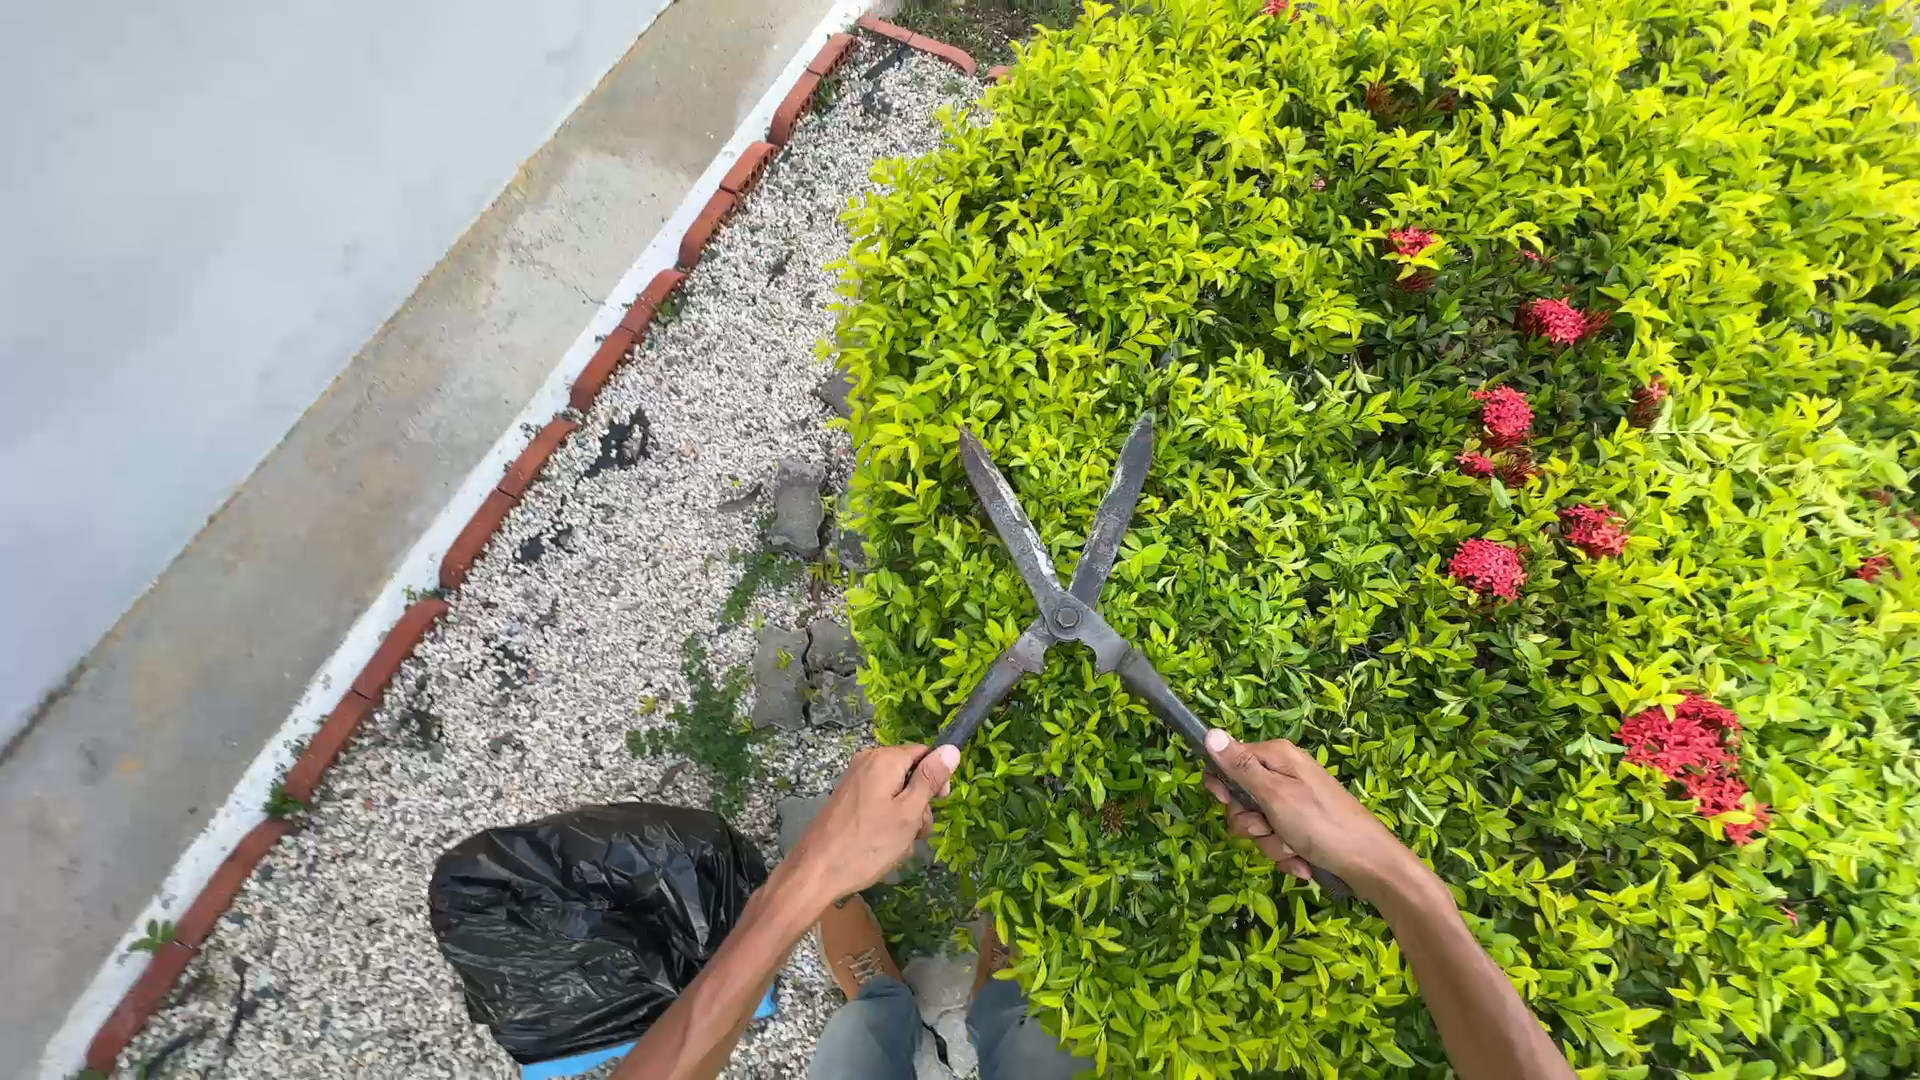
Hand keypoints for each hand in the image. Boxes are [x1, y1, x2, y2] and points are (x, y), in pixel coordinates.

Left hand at [787, 743, 960, 903]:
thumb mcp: (908, 813)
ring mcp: (855, 780)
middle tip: (914, 833)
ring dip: (904, 818)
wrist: (816, 872)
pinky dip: (886, 821)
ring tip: (898, 846)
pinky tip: (883, 846)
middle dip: (919, 804)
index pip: (924, 753)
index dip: (936, 778)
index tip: (938, 805)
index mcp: (884, 759)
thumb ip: (930, 779)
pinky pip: (878, 802)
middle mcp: (867, 761)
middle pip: (909, 774)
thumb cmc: (867, 844)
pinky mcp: (847, 798)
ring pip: (895, 792)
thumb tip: (951, 748)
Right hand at [1203, 730, 1427, 903]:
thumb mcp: (1275, 794)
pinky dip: (1287, 853)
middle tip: (1268, 830)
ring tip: (1293, 850)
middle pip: (1242, 797)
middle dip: (1252, 823)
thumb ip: (1240, 767)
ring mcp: (1295, 801)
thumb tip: (1209, 733)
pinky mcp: (1304, 826)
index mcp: (1276, 756)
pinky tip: (1303, 862)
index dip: (1223, 785)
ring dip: (1271, 843)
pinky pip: (1278, 839)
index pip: (1229, 760)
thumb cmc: (1321, 824)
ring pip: (1258, 823)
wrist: (1372, 866)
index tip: (1227, 802)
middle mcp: (1284, 773)